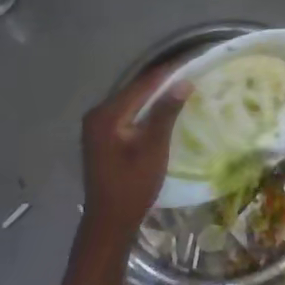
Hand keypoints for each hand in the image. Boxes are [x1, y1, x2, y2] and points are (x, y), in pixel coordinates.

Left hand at [80, 60, 193, 238]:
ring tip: (179, 87)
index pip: (141, 85)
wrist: (109, 223)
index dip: (166, 73)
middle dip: (160, 83)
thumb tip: (183, 82)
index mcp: (107, 113)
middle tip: (187, 73)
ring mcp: (96, 125)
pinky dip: (143, 110)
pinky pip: (125, 114)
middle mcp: (97, 113)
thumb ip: (165, 113)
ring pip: (129, 102)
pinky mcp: (101, 137)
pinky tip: (160, 110)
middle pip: (133, 91)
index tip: (188, 61)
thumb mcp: (153, 148)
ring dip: (152, 96)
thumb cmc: (132, 186)